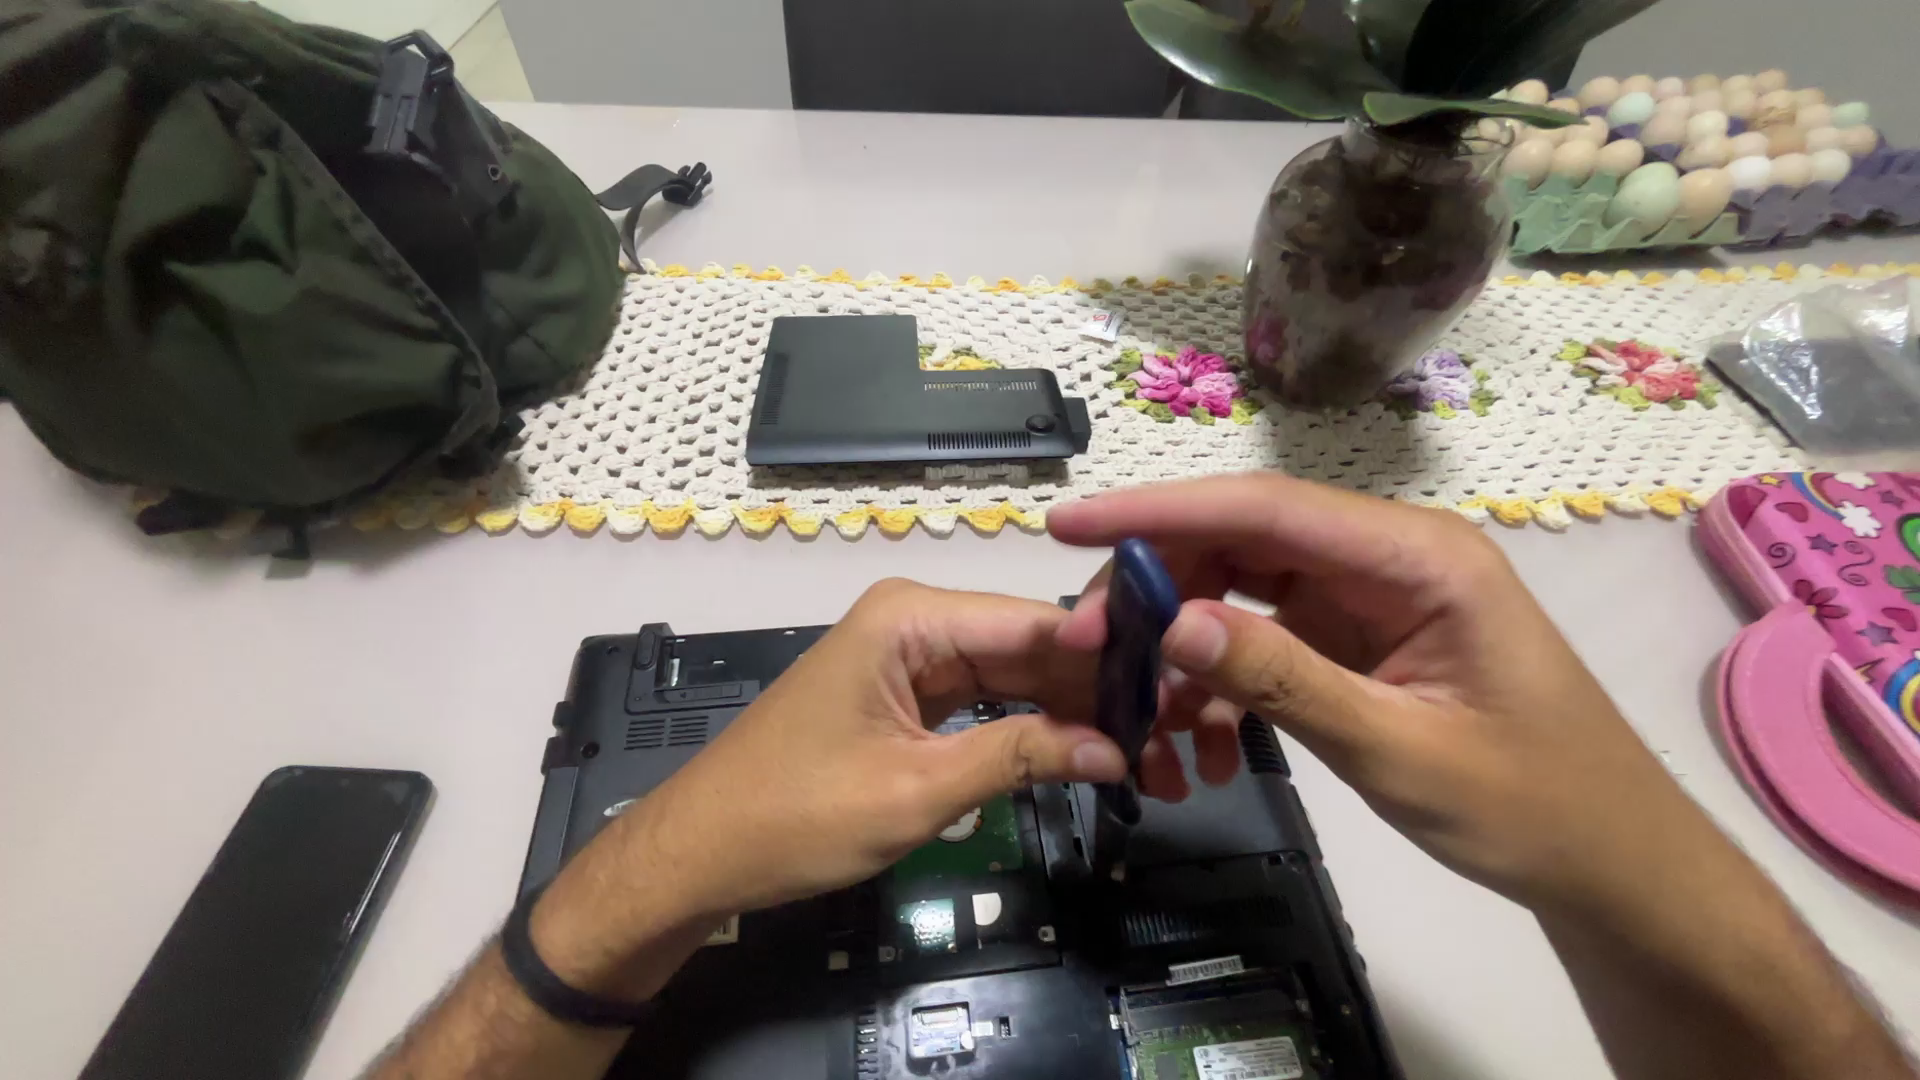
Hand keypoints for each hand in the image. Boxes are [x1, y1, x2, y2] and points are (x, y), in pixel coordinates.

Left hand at [537, 580, 1128, 975]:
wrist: (703, 849)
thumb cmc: (797, 814)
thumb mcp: (917, 790)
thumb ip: (1018, 756)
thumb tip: (1113, 750)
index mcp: (911, 616)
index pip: (1031, 622)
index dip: (1104, 653)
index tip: (1170, 687)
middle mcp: (914, 618)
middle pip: (1025, 644)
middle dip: (1091, 688)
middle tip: (1165, 731)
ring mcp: (909, 653)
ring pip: (1009, 671)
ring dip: (1065, 709)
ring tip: (1138, 745)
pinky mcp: (906, 690)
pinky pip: (981, 696)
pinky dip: (1024, 723)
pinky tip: (1075, 747)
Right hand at [1050, 473, 1715, 916]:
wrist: (1609, 863)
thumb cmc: (1533, 804)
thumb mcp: (1399, 750)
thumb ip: (1283, 682)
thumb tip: (1170, 623)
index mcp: (1413, 556)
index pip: (1262, 508)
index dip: (1157, 511)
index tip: (1070, 524)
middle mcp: (1377, 556)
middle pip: (1235, 539)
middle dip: (1150, 581)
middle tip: (1081, 634)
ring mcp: (1356, 596)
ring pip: (1232, 584)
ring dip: (1171, 630)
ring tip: (1120, 686)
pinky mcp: (1342, 636)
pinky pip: (1251, 634)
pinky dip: (1207, 674)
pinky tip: (1185, 730)